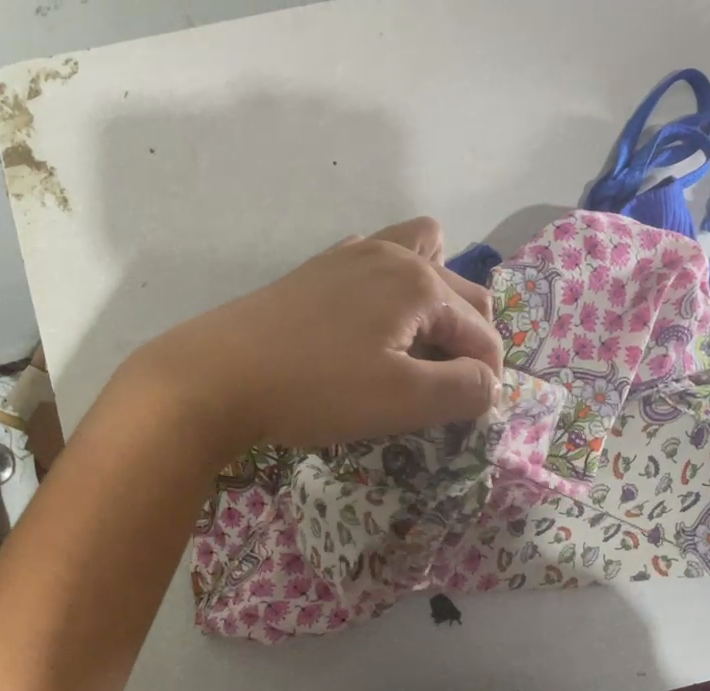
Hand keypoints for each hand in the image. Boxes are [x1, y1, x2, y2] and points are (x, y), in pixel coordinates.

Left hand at [125, 217, 502, 452]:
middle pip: (461, 288)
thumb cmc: (316, 389)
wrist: (217, 376)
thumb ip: (462, 391)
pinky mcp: (317, 271)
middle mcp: (392, 254)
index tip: (477, 416)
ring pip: (420, 257)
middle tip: (451, 387)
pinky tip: (370, 328)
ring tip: (421, 345)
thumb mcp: (402, 401)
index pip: (482, 331)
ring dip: (436, 297)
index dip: (490, 377)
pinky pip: (377, 263)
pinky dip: (392, 291)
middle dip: (470, 338)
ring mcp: (350, 255)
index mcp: (420, 283)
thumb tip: (492, 384)